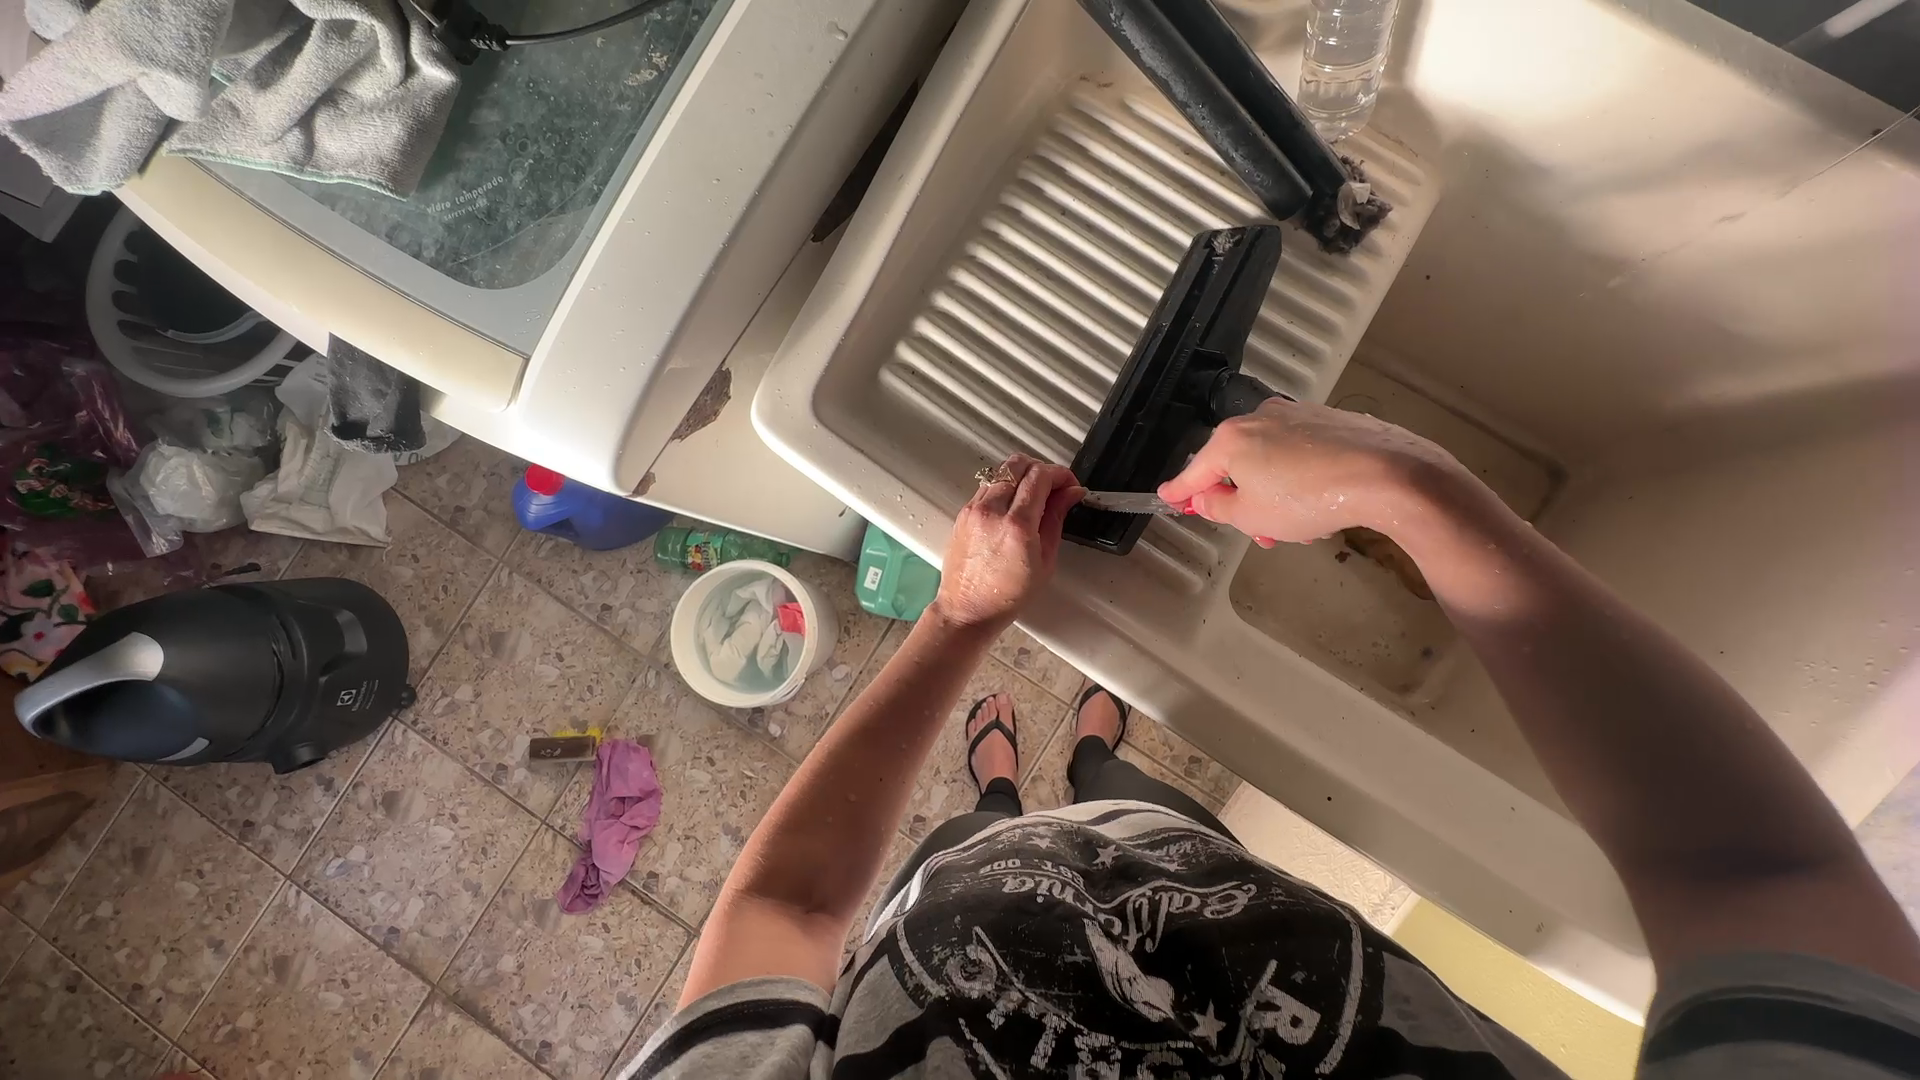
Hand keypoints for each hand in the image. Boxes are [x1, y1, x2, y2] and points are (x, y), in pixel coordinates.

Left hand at [932, 454, 1084, 629]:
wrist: (967, 610)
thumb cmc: (1006, 596)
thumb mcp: (1045, 560)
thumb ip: (1057, 519)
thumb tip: (1070, 494)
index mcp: (1017, 525)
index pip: (1040, 476)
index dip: (1061, 474)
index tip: (1070, 485)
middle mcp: (992, 511)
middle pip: (1018, 464)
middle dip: (1041, 469)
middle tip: (1054, 487)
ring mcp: (973, 510)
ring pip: (1001, 472)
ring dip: (1021, 478)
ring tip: (1034, 499)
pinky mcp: (963, 513)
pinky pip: (987, 487)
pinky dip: (1004, 489)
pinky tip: (1013, 508)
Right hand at [1158, 399, 1459, 546]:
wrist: (1388, 476)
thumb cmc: (1308, 500)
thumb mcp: (1252, 517)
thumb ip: (1219, 508)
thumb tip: (1207, 498)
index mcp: (1230, 440)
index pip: (1193, 472)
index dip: (1179, 492)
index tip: (1166, 498)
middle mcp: (1258, 418)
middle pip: (1232, 463)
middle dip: (1238, 499)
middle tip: (1252, 531)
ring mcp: (1297, 415)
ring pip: (1268, 459)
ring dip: (1269, 492)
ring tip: (1291, 528)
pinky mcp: (1330, 419)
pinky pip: (1298, 451)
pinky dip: (1296, 476)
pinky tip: (1317, 503)